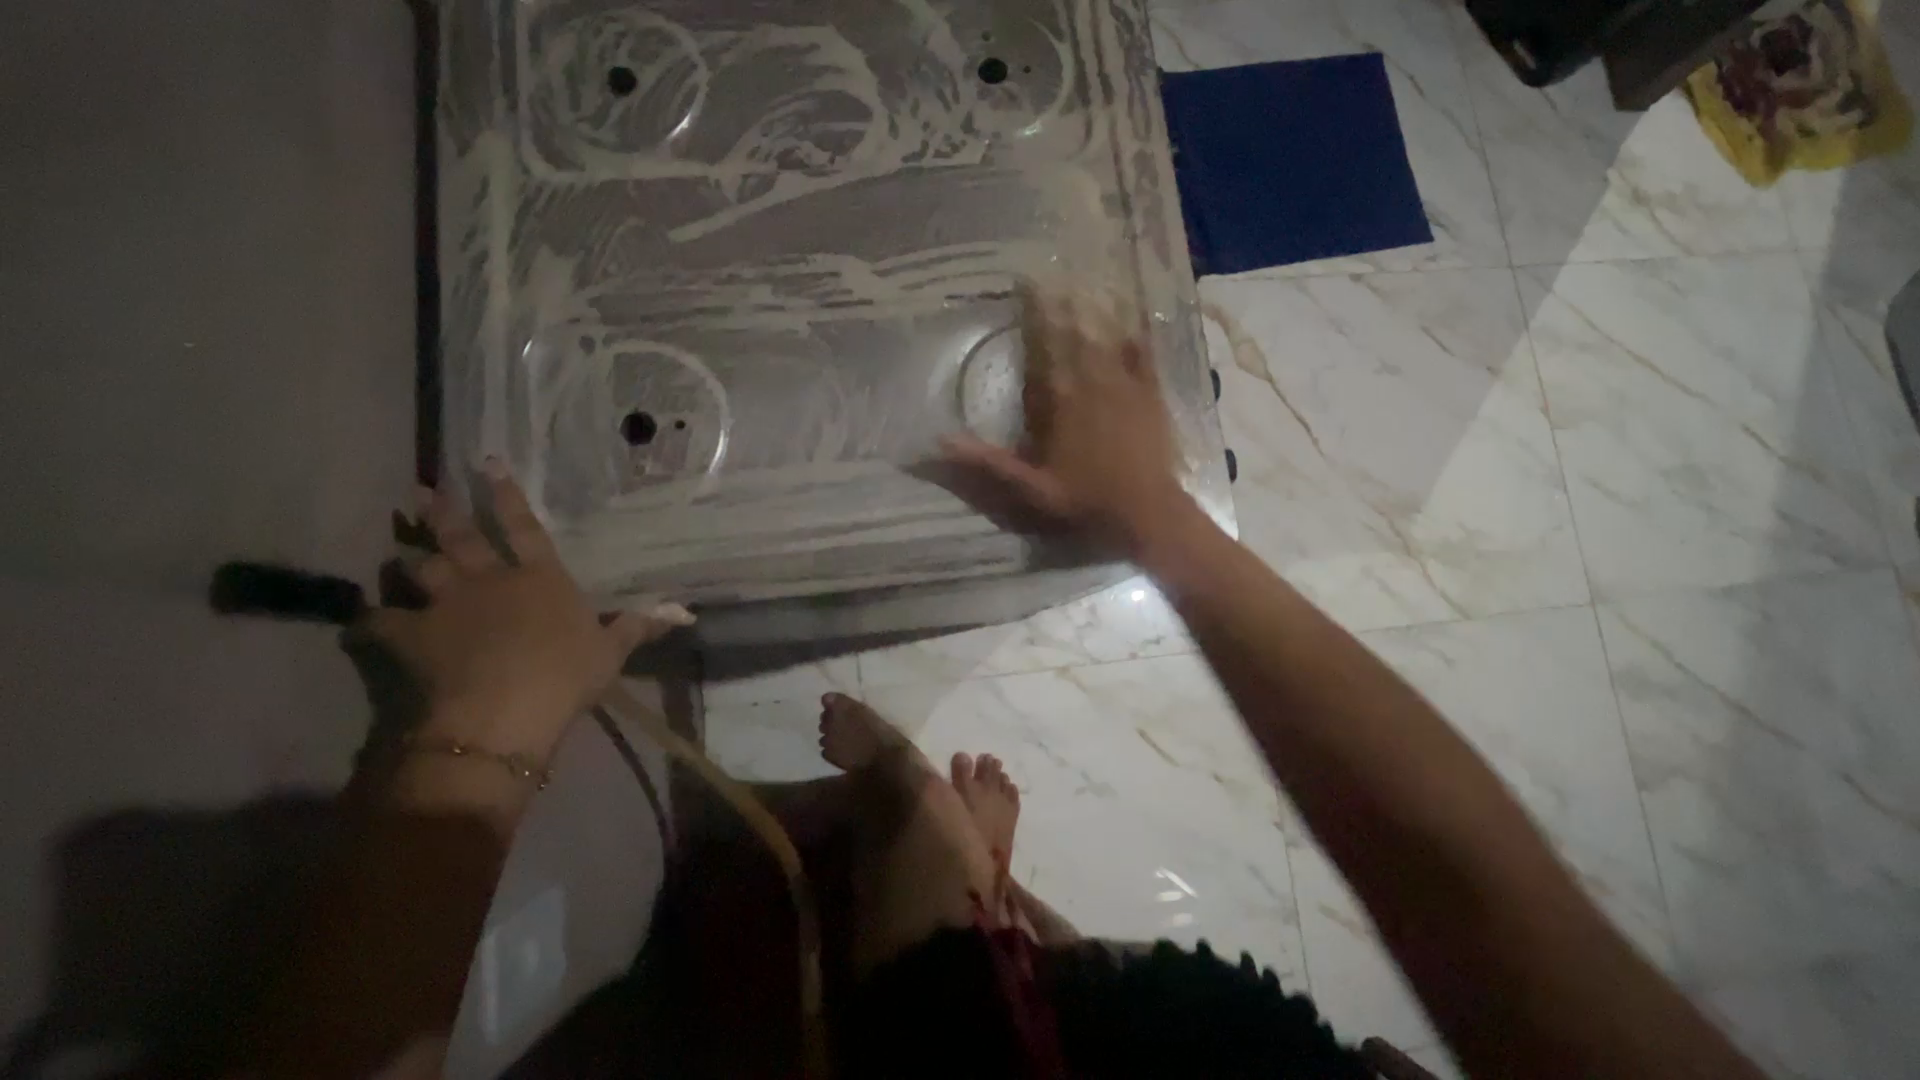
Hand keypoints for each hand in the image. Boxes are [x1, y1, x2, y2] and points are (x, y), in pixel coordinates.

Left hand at [365, 461, 680, 758]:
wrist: (505, 710)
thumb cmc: (566, 675)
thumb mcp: (611, 652)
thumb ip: (638, 627)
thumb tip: (684, 612)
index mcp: (540, 578)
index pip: (524, 526)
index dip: (507, 494)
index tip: (488, 463)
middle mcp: (491, 580)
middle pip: (461, 537)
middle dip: (443, 511)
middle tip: (424, 490)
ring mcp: (448, 605)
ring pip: (420, 569)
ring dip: (407, 557)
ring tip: (396, 548)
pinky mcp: (413, 636)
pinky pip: (382, 621)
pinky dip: (372, 620)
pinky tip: (365, 618)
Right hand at [941, 288, 1193, 555]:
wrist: (1146, 511)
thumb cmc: (1086, 500)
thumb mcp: (1031, 487)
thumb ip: (988, 461)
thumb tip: (940, 441)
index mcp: (1060, 403)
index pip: (1044, 351)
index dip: (1036, 317)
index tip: (1028, 288)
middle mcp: (1092, 385)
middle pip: (1075, 337)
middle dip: (1064, 305)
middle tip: (1055, 275)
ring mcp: (1126, 388)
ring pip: (1108, 340)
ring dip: (1096, 311)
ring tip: (1087, 283)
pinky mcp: (1152, 396)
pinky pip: (1145, 357)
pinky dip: (1139, 335)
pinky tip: (1137, 314)